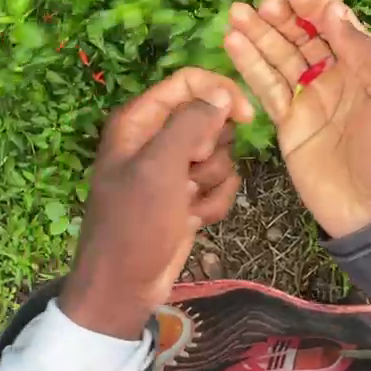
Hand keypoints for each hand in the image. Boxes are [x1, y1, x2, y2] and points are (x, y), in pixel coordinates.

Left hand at [59, 68, 255, 339]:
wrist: (124, 287)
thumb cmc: (134, 223)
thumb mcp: (160, 167)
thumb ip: (192, 124)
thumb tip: (222, 94)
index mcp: (139, 120)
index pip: (189, 82)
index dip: (220, 93)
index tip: (246, 116)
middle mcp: (156, 138)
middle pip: (210, 119)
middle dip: (212, 150)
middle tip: (190, 172)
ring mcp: (173, 168)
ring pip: (221, 155)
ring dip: (211, 182)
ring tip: (186, 202)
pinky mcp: (187, 195)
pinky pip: (220, 184)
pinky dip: (212, 203)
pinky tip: (193, 219)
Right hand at [223, 0, 370, 237]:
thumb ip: (362, 48)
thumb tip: (334, 9)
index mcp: (370, 66)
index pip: (337, 26)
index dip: (316, 8)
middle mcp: (338, 77)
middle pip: (304, 38)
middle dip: (283, 18)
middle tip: (262, 4)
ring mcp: (311, 100)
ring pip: (280, 59)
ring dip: (260, 35)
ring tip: (237, 14)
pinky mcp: (288, 123)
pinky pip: (266, 88)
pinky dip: (249, 65)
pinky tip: (233, 43)